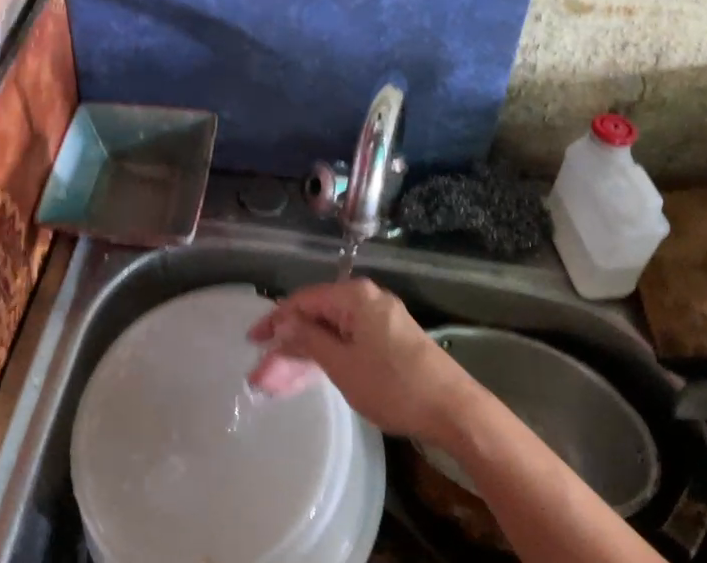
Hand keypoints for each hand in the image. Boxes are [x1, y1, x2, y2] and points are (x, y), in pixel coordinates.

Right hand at [247, 279, 481, 445]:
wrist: (454, 410)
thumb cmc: (393, 384)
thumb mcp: (341, 364)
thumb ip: (308, 339)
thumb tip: (283, 323)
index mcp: (354, 297)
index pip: (302, 300)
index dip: (274, 320)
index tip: (252, 341)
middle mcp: (366, 301)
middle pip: (316, 317)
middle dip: (287, 345)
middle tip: (261, 374)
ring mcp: (379, 322)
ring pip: (330, 333)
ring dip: (303, 356)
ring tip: (275, 383)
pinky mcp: (388, 342)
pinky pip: (346, 343)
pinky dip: (326, 359)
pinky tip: (306, 378)